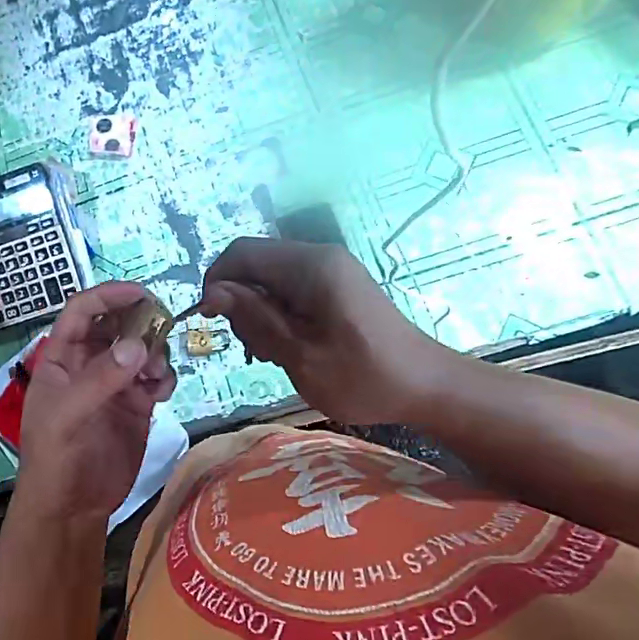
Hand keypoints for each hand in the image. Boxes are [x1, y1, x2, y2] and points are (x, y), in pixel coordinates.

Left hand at [16, 282, 175, 519]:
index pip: (83, 312)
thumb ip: (101, 379)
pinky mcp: (136, 405)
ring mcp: (115, 384)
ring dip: (155, 353)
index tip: (140, 293)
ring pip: (141, 350)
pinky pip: (155, 378)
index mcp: (62, 358)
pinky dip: (164, 377)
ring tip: (157, 375)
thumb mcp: (68, 415)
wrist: (72, 506)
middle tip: (161, 329)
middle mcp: (89, 365)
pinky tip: (162, 392)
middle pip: (118, 325)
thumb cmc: (56, 457)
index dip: (108, 297)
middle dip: (140, 323)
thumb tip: (139, 346)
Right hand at [199, 239, 449, 424]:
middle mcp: (319, 256)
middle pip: (255, 265)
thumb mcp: (301, 355)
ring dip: (260, 314)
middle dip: (241, 304)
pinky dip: (280, 316)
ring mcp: (330, 270)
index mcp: (311, 266)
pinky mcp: (337, 286)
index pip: (241, 253)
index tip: (214, 325)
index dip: (217, 284)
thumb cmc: (364, 377)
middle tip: (258, 350)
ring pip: (270, 280)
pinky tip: (291, 347)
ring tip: (276, 354)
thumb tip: (212, 292)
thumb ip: (256, 319)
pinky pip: (292, 290)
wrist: (426, 387)